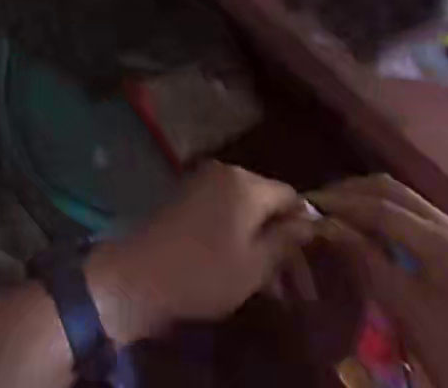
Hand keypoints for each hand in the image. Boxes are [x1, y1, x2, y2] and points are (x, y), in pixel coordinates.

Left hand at [87, 163, 314, 343]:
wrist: (138, 276)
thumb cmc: (203, 273)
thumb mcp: (254, 266)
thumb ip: (285, 239)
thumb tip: (309, 220)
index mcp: (248, 184)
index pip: (290, 193)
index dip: (301, 220)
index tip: (304, 251)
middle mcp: (227, 170)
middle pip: (265, 194)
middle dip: (275, 225)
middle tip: (280, 264)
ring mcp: (203, 177)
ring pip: (242, 199)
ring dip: (252, 225)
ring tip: (253, 261)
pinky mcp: (186, 190)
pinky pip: (221, 201)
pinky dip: (230, 221)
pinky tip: (227, 249)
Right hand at [310, 175, 447, 387]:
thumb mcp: (408, 314)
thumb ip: (368, 264)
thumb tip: (327, 227)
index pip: (386, 207)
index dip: (344, 203)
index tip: (309, 202)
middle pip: (399, 195)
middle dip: (357, 193)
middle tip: (319, 201)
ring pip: (410, 205)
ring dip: (372, 203)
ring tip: (338, 213)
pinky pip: (422, 225)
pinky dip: (392, 222)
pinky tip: (370, 233)